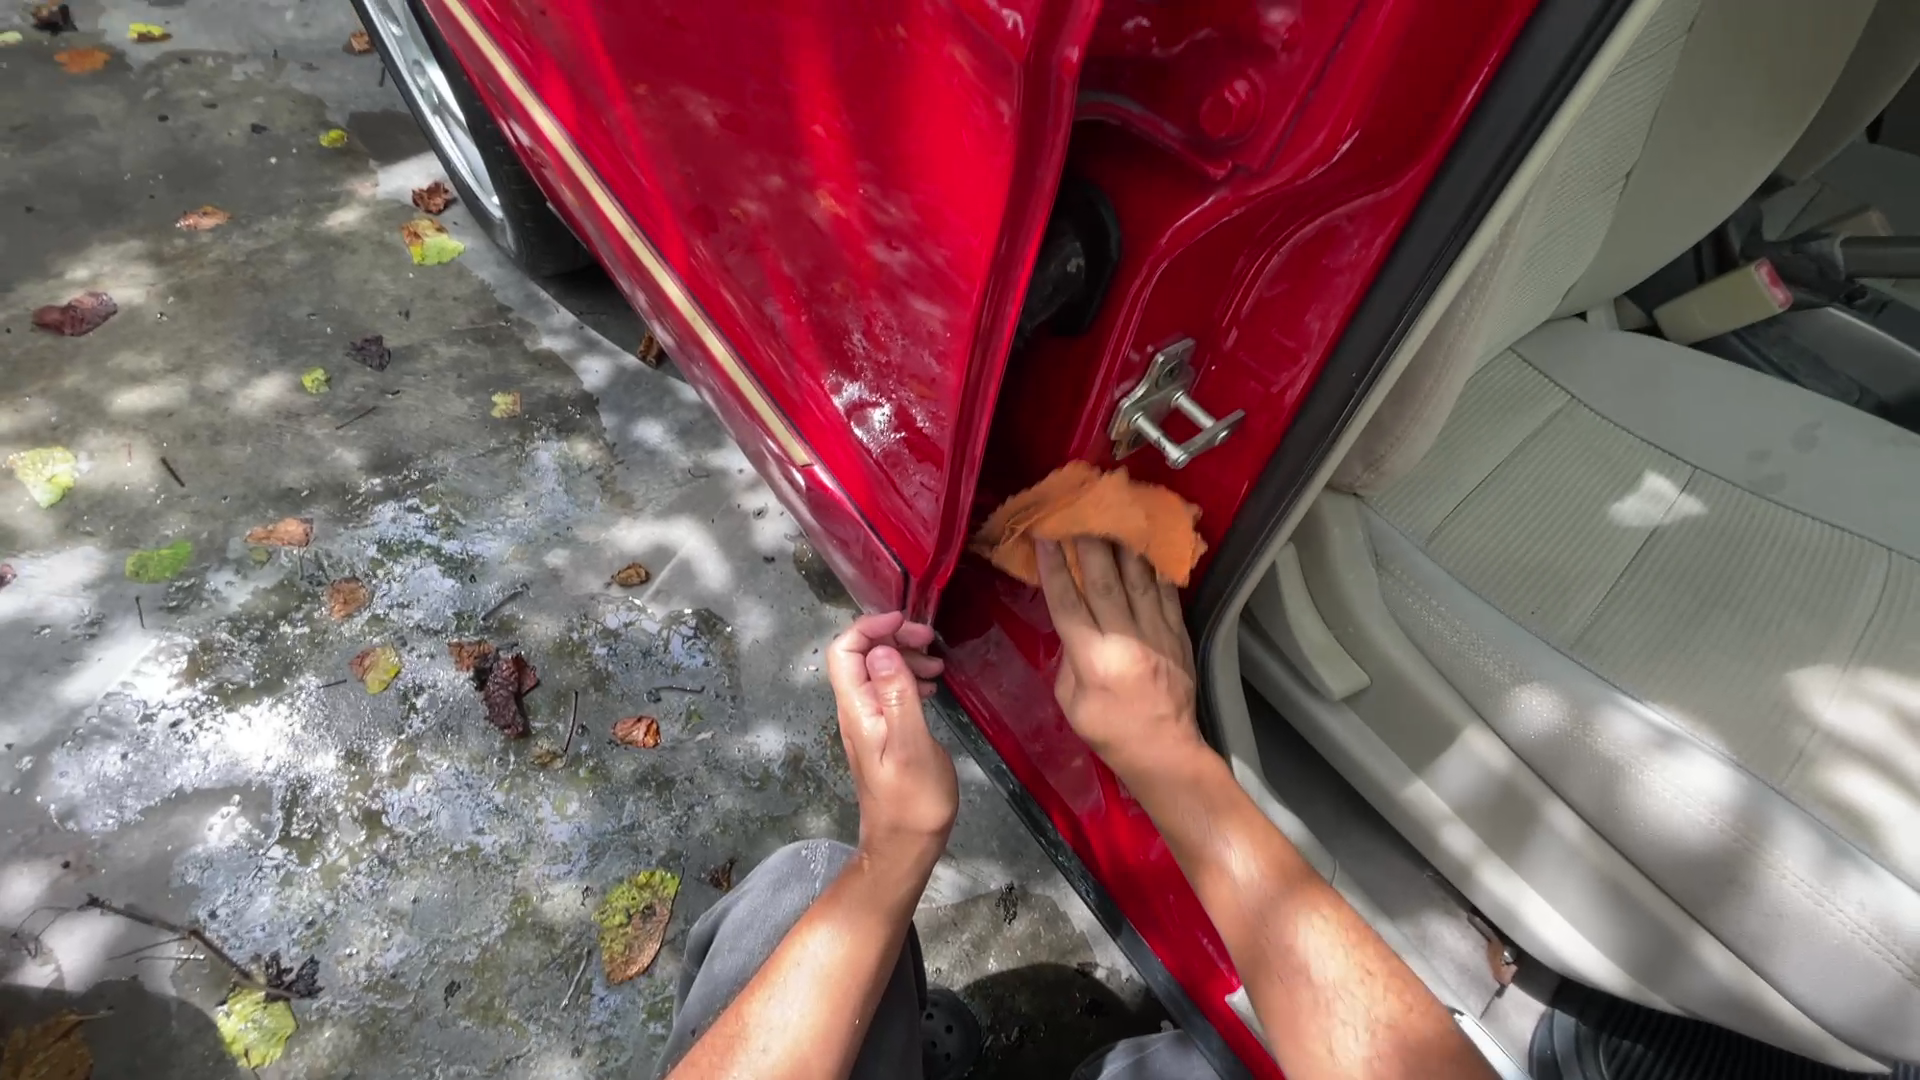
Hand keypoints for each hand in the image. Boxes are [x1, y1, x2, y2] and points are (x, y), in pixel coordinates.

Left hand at [826, 612, 957, 873]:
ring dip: (904, 657)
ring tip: (938, 665)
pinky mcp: (883, 731)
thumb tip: (880, 650)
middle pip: (860, 655)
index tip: (905, 622)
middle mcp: (856, 710)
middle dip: (892, 637)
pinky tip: (931, 687)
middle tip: (930, 642)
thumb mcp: (911, 746)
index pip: (844, 651)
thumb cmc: (913, 800)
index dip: (869, 627)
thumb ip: (896, 695)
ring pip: (876, 670)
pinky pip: (889, 690)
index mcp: (857, 709)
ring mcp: (869, 721)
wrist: (906, 845)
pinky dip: (909, 678)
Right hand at [1036, 537, 1202, 781]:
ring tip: (1114, 517)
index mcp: (1092, 659)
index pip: (1067, 603)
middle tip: (1079, 513)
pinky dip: (1156, 567)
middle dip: (1088, 543)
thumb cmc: (1109, 731)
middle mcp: (1124, 639)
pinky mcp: (1178, 635)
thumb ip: (1068, 657)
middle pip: (1103, 581)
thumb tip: (1072, 624)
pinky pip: (1166, 593)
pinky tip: (1149, 545)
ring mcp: (1156, 635)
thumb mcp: (1070, 701)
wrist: (1165, 751)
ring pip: (1138, 579)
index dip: (1054, 568)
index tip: (1046, 538)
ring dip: (1123, 545)